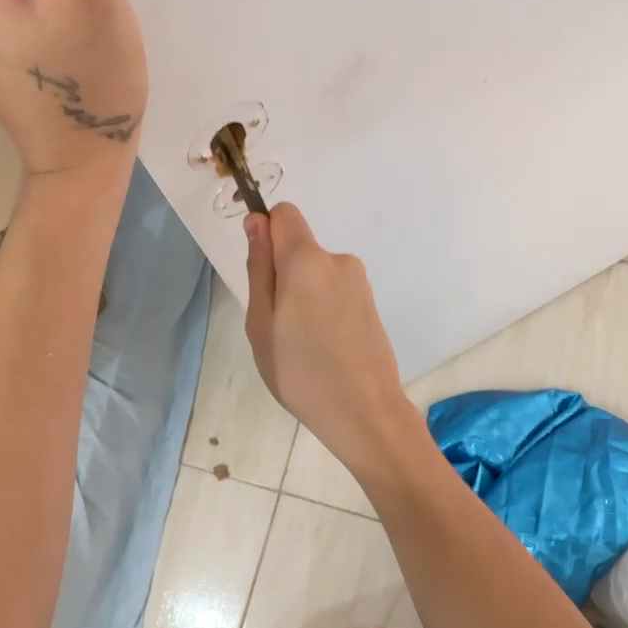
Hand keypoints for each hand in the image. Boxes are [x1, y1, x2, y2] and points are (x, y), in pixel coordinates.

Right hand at [243, 204, 418, 475]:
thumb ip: (260, 269)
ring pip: (316, 275)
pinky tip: (323, 350)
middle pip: (300, 250)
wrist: (363, 412)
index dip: (266, 233)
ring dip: (303, 298)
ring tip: (301, 345)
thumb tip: (257, 222)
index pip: (284, 214)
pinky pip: (334, 294)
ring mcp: (359, 283)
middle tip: (277, 327)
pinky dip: (322, 312)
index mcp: (307, 261)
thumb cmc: (300, 372)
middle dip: (283, 276)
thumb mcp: (261, 324)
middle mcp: (338, 261)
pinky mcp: (371, 304)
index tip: (260, 271)